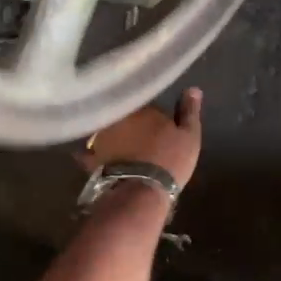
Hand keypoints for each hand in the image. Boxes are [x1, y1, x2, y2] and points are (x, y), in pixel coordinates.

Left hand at [79, 88, 203, 187]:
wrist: (139, 192)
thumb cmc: (170, 160)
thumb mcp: (190, 135)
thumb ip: (190, 111)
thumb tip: (193, 88)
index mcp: (145, 107)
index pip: (150, 106)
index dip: (156, 118)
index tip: (161, 129)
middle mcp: (120, 116)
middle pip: (127, 117)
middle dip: (133, 125)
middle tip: (142, 140)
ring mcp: (102, 137)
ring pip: (109, 131)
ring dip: (113, 136)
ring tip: (121, 149)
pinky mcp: (91, 158)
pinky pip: (87, 153)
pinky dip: (89, 154)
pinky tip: (90, 158)